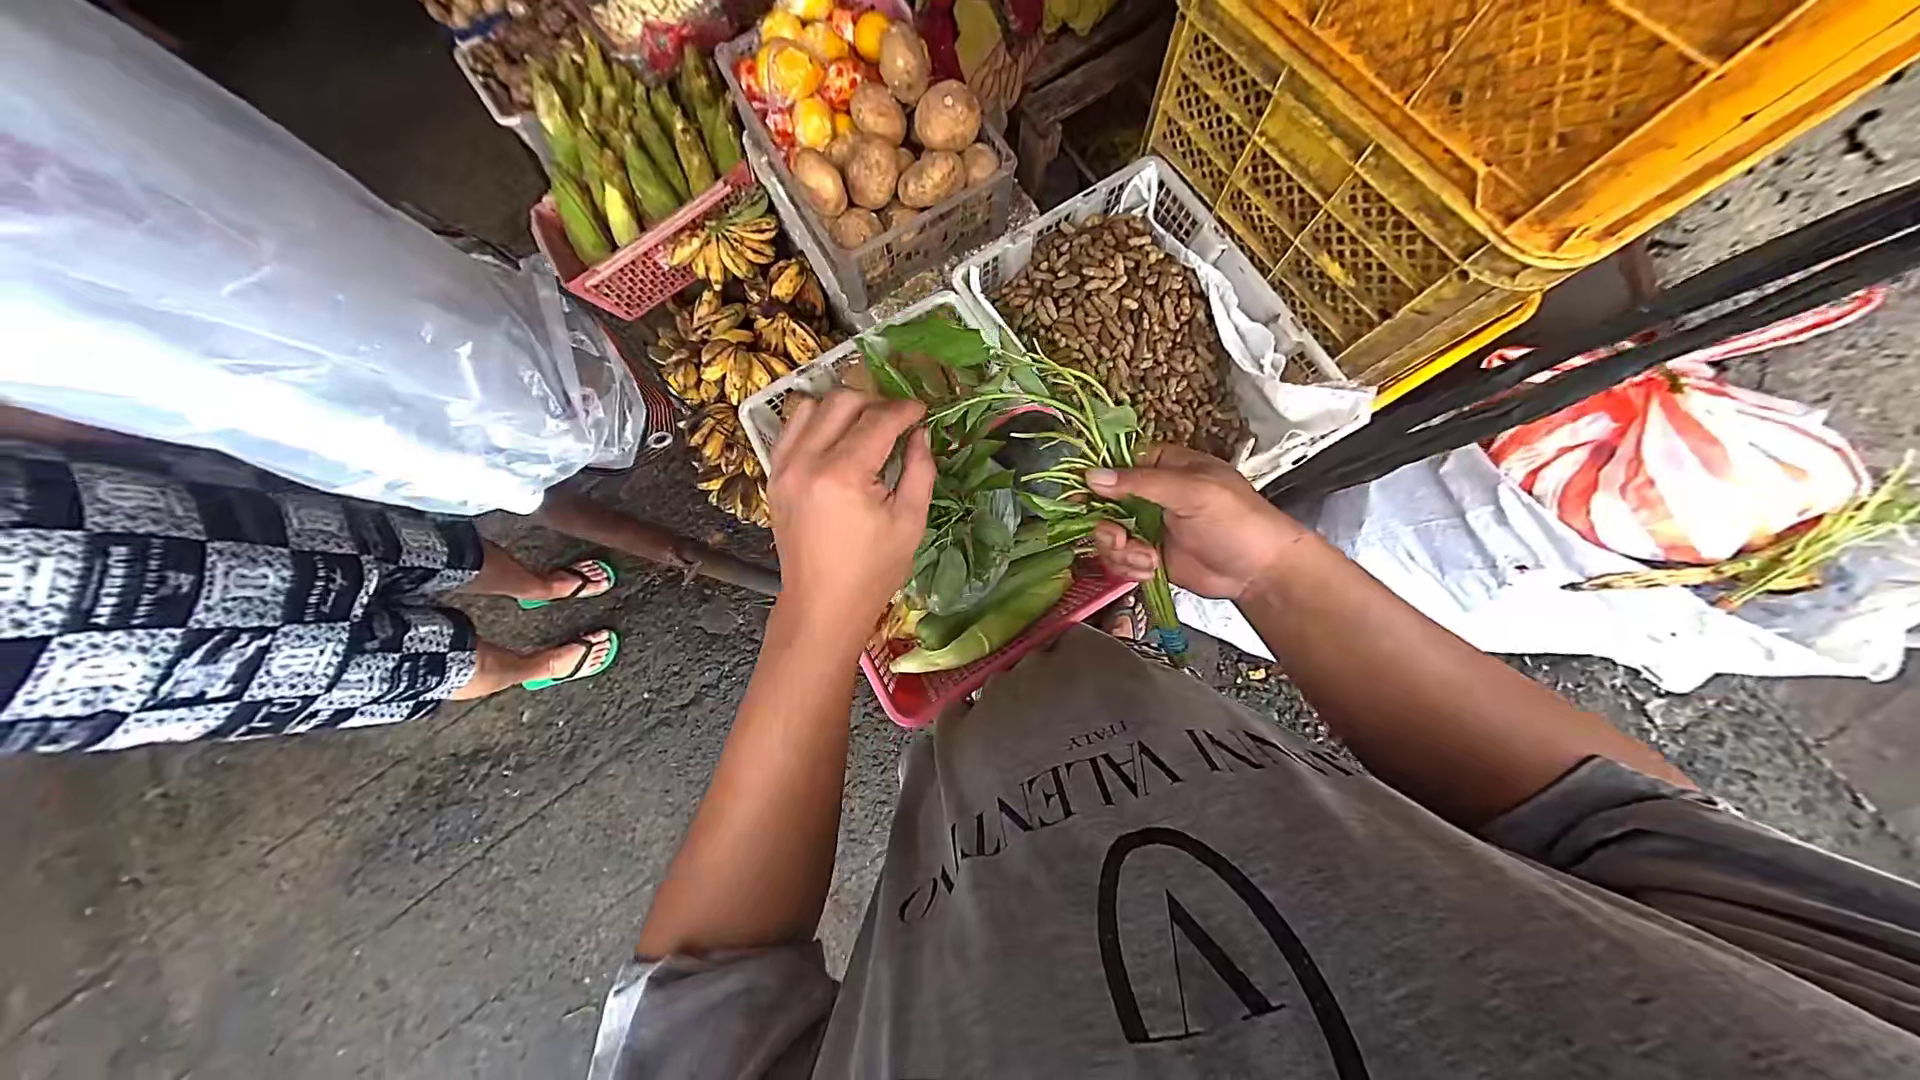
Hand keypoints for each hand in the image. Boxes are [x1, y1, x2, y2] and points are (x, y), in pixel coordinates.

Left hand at [769, 389, 932, 632]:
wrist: (822, 604)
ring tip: (866, 425)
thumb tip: (920, 434)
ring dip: (842, 406)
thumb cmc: (872, 571)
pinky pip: (791, 429)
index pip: (877, 420)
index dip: (904, 410)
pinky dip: (816, 422)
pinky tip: (837, 438)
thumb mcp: (910, 521)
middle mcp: (807, 462)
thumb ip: (920, 470)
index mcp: (843, 475)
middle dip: (875, 402)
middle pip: (842, 401)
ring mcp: (784, 468)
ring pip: (811, 406)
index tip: (922, 411)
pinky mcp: (775, 476)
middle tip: (897, 420)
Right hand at [1086, 443, 1309, 600]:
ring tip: (1147, 559)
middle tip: (1119, 538)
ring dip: (1122, 551)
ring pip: (1107, 535)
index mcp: (1163, 467)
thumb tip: (1092, 476)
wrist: (1258, 571)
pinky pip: (1119, 558)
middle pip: (1102, 504)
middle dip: (1108, 527)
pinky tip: (1151, 569)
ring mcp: (1147, 526)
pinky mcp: (1148, 555)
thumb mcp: (1190, 492)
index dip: (1095, 478)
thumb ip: (1140, 482)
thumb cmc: (1235, 520)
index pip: (1116, 463)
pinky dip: (1130, 567)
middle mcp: (1149, 495)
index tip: (1079, 495)